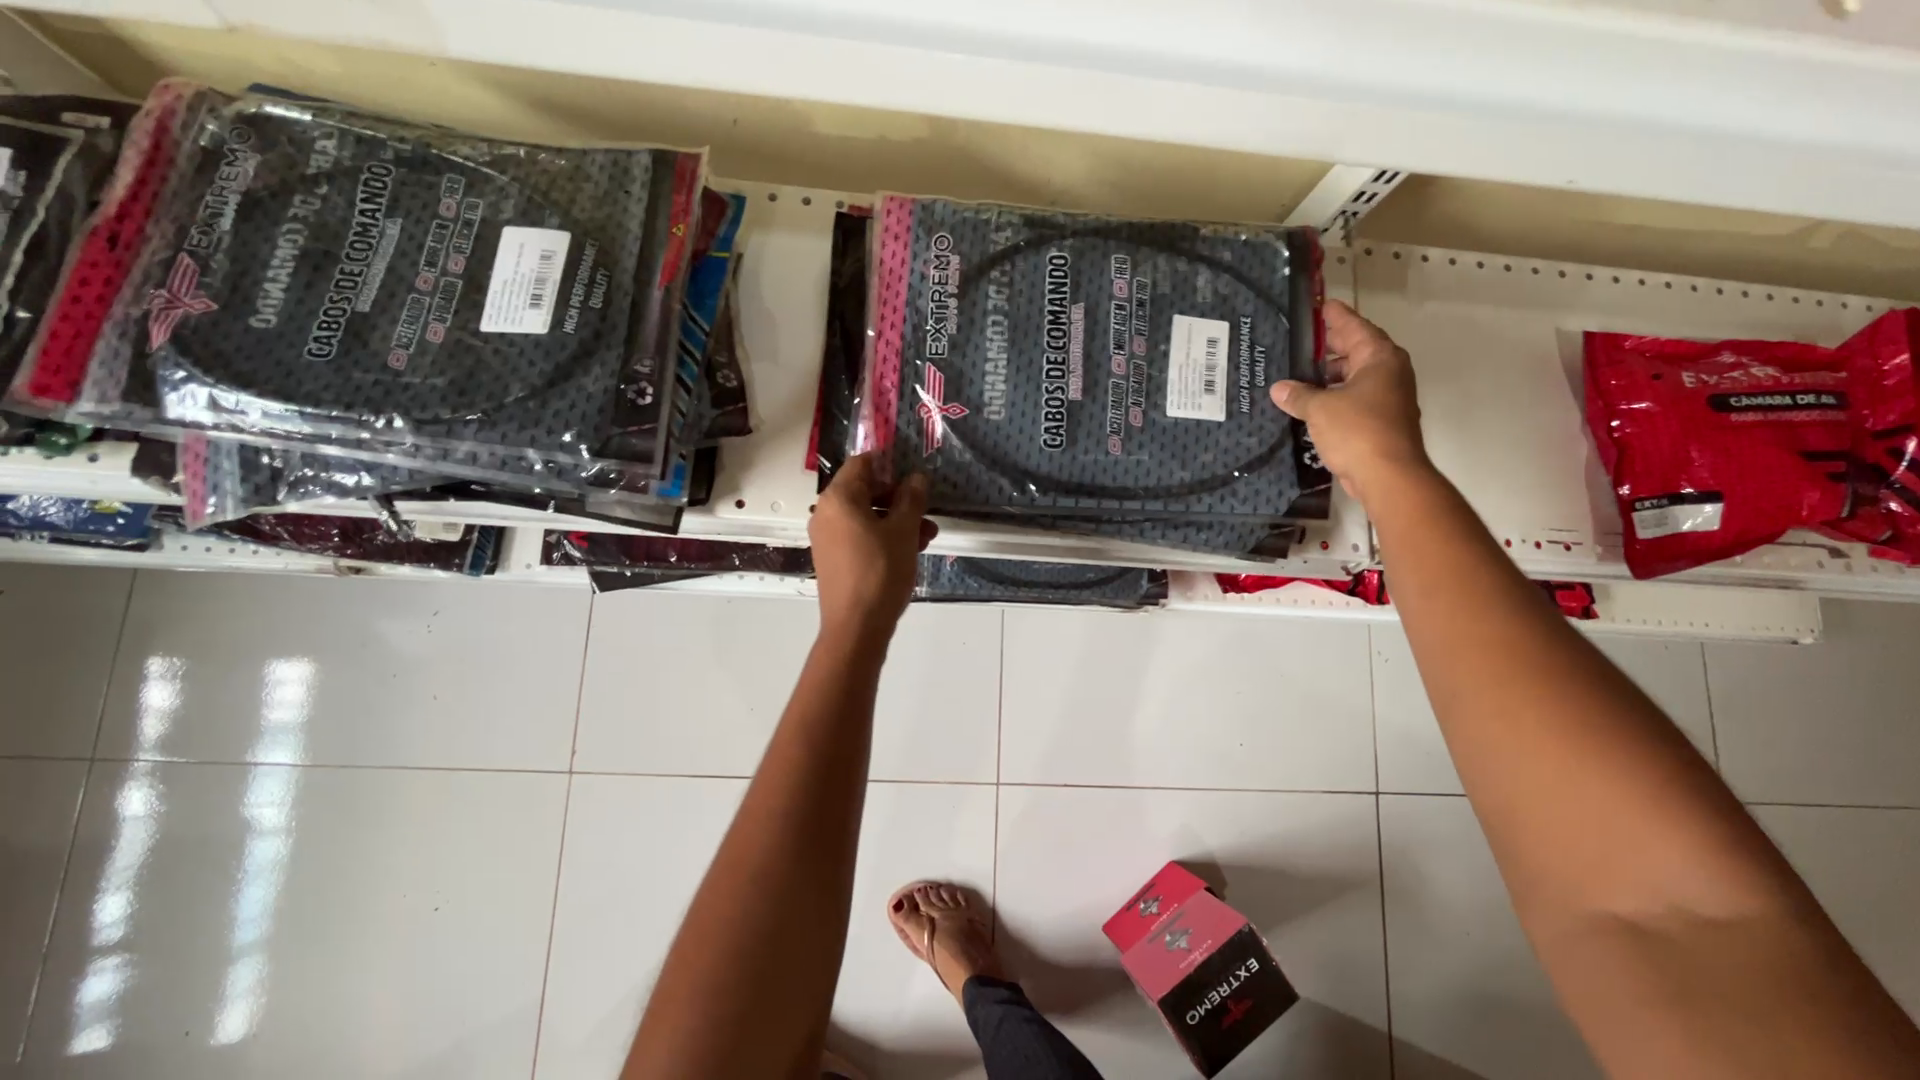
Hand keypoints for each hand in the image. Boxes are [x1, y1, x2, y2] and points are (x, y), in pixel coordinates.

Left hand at [809, 453, 936, 645]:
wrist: (856, 626)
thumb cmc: (881, 571)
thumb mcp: (903, 531)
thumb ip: (911, 499)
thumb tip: (916, 477)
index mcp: (839, 498)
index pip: (862, 463)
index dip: (889, 464)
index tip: (914, 476)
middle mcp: (826, 513)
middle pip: (864, 491)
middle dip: (899, 499)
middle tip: (926, 512)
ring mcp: (827, 537)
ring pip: (865, 516)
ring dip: (896, 520)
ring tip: (926, 536)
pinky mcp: (833, 558)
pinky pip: (859, 536)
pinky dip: (882, 536)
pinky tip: (909, 551)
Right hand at [1270, 299, 1430, 506]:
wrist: (1389, 475)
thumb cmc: (1358, 431)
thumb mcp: (1320, 409)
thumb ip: (1298, 395)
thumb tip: (1280, 388)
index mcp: (1379, 358)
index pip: (1354, 327)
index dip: (1335, 317)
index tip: (1320, 306)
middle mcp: (1389, 372)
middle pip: (1357, 350)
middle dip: (1330, 346)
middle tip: (1302, 341)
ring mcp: (1389, 397)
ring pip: (1356, 376)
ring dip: (1331, 375)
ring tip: (1300, 374)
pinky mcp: (1383, 420)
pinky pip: (1356, 398)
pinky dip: (1336, 396)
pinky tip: (1313, 404)